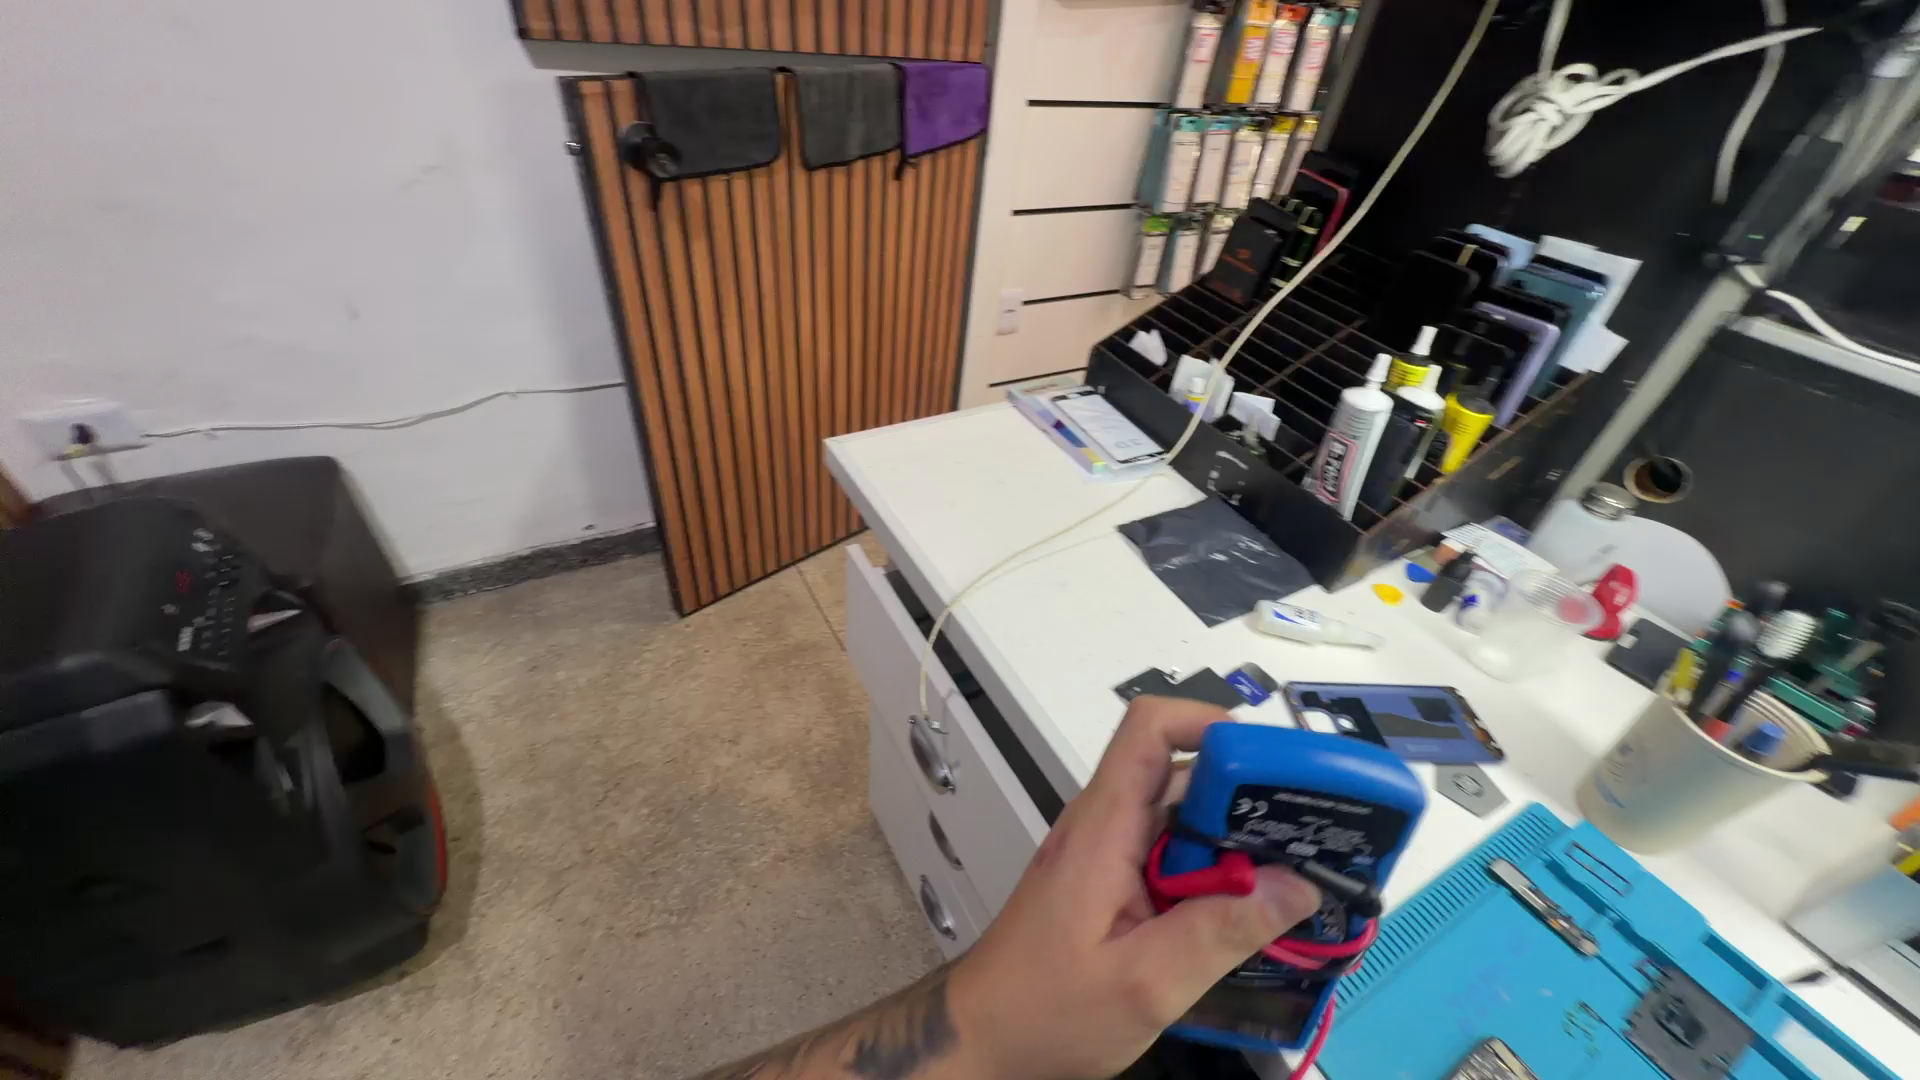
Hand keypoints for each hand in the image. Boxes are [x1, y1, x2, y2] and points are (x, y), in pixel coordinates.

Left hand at [947, 697, 1321, 1079]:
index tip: (1268, 765)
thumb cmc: (1049, 1008)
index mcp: (1105, 823)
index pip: (1148, 728)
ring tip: (1296, 877)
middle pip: (1178, 771)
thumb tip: (1297, 885)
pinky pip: (1170, 852)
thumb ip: (1220, 933)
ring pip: (1180, 816)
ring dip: (1234, 840)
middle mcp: (1107, 821)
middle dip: (1244, 792)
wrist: (986, 1034)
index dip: (1207, 722)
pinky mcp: (1112, 878)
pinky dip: (1212, 872)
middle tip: (1308, 837)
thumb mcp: (1145, 983)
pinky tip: (1249, 912)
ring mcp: (1108, 849)